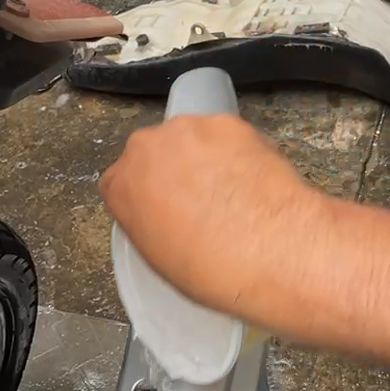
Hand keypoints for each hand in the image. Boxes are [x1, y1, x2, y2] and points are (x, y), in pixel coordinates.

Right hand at [99, 113, 324, 316]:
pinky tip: (248, 182)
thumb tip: (161, 218)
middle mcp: (145, 150)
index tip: (159, 209)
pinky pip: (225, 136)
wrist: (269, 251)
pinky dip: (234, 153)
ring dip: (203, 160)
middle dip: (171, 172)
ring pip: (190, 141)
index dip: (143, 197)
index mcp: (121, 187)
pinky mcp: (228, 123)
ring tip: (228, 194)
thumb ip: (147, 224)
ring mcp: (187, 131)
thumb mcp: (159, 260)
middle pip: (153, 153)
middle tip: (197, 203)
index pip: (119, 183)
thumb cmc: (213, 267)